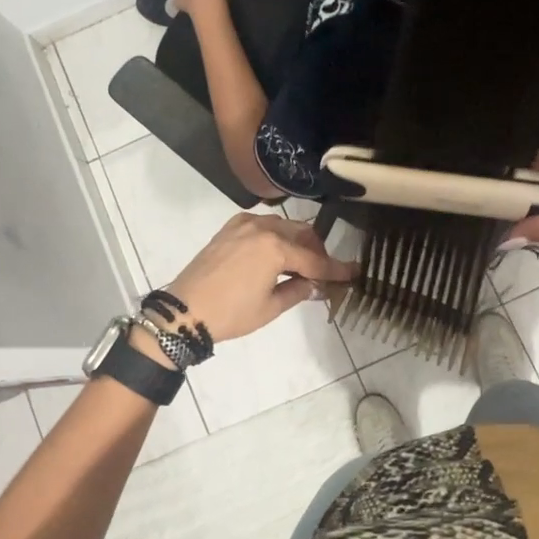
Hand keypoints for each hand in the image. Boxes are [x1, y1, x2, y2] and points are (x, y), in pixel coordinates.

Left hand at [162, 213, 355, 345]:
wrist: (184, 311)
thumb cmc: (231, 314)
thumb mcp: (270, 307)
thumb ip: (298, 290)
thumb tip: (316, 285)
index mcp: (276, 248)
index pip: (315, 259)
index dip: (336, 269)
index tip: (353, 273)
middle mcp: (262, 228)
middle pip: (302, 233)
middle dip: (316, 251)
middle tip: (323, 272)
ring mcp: (243, 225)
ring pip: (283, 225)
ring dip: (296, 241)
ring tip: (299, 265)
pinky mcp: (229, 229)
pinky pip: (262, 225)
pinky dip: (275, 236)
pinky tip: (275, 255)